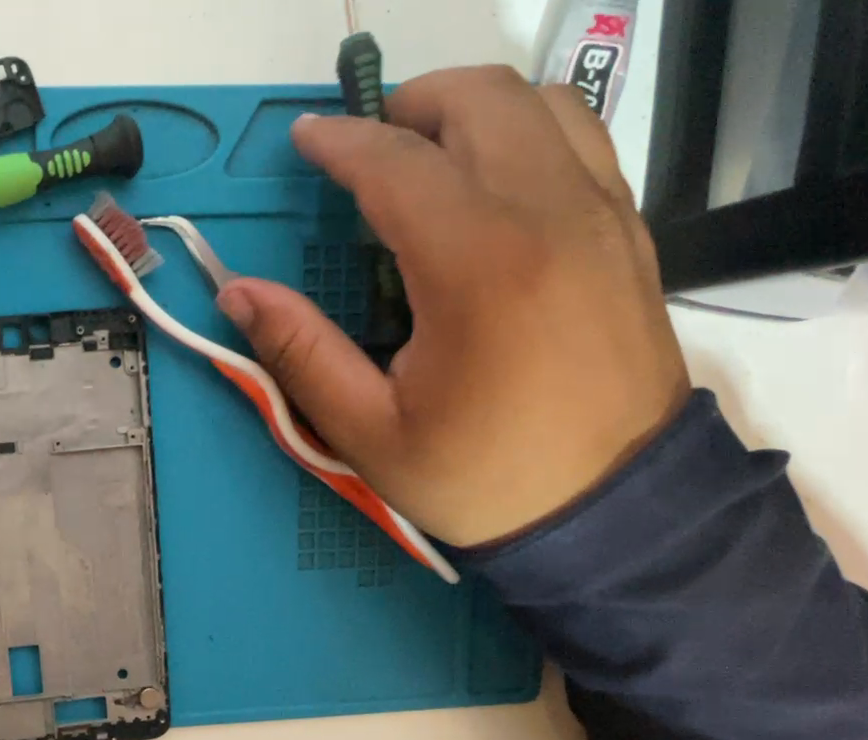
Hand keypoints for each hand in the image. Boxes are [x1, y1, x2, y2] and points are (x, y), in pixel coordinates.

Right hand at [215, 66, 689, 547]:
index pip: (397, 163)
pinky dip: (525, 136)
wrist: (613, 510)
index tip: (305, 140)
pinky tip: (489, 189)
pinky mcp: (630, 232)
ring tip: (426, 156)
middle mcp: (549, 215)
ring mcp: (602, 216)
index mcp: (477, 265)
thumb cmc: (479, 476)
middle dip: (409, 105)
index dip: (340, 142)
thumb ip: (300, 353)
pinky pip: (580, 142)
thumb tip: (237, 292)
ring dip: (473, 111)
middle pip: (480, 101)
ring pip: (542, 104)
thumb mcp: (368, 431)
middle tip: (364, 147)